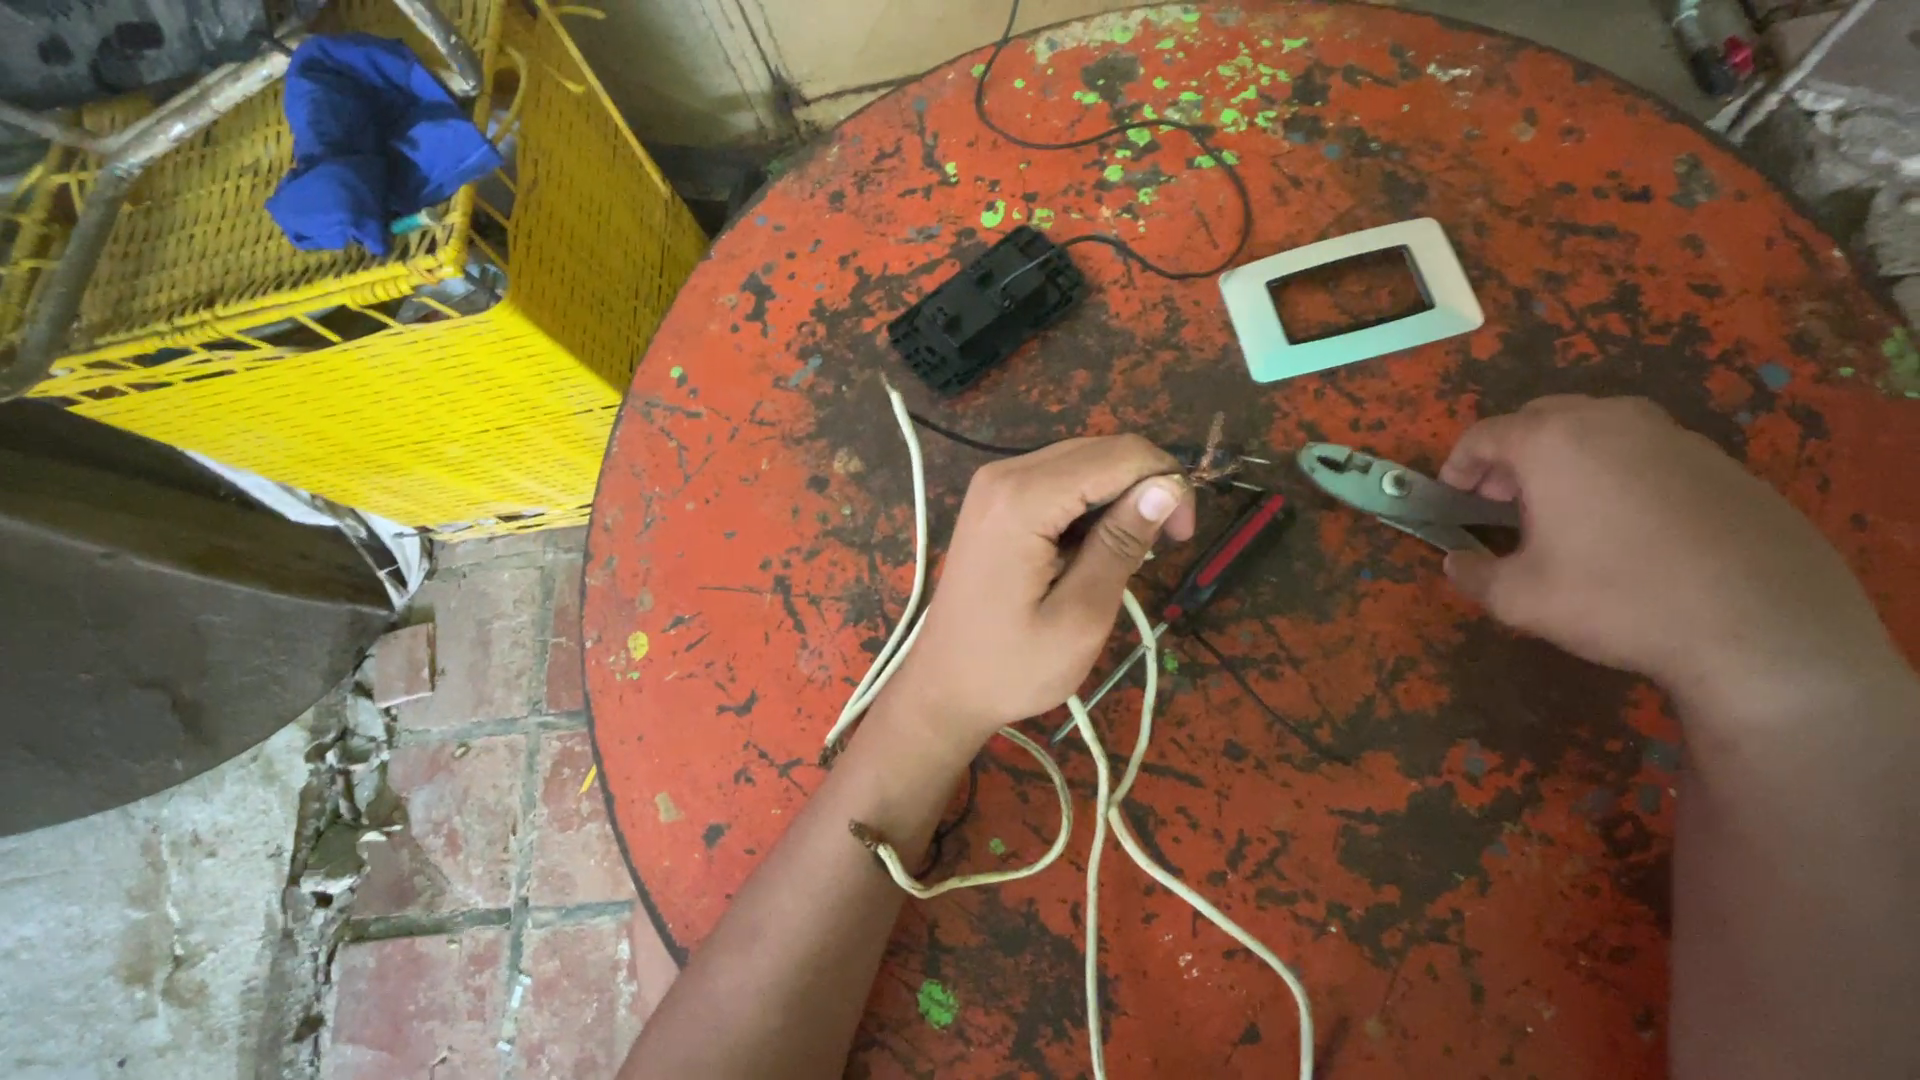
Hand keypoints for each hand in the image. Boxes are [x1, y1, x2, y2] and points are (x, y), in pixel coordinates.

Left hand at [878, 436, 1196, 745]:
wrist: (944, 686)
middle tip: (1161, 548)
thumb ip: (1122, 544)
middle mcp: (1004, 474)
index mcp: (1023, 498)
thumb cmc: (1012, 666)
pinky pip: (1057, 481)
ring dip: (1117, 498)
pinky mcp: (994, 500)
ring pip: (1082, 462)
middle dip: (1145, 487)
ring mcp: (994, 484)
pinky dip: (1087, 505)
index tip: (1181, 537)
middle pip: (1101, 451)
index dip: (1166, 483)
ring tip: (1124, 556)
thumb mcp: (1081, 615)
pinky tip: (1089, 550)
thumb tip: (1167, 486)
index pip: (1121, 454)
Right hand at [1440, 395, 1907, 717]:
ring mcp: (1677, 438)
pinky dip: (1618, 474)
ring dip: (1565, 458)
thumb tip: (1456, 562)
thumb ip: (1473, 574)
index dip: (1457, 465)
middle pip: (1541, 418)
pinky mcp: (1725, 465)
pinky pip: (1649, 454)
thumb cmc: (1617, 600)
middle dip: (1510, 454)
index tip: (1451, 497)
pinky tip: (1626, 527)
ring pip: (1600, 429)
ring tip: (1561, 510)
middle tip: (1499, 500)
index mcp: (1553, 443)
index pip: (1485, 435)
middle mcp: (1613, 422)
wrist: (1763, 626)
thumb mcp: (1519, 598)